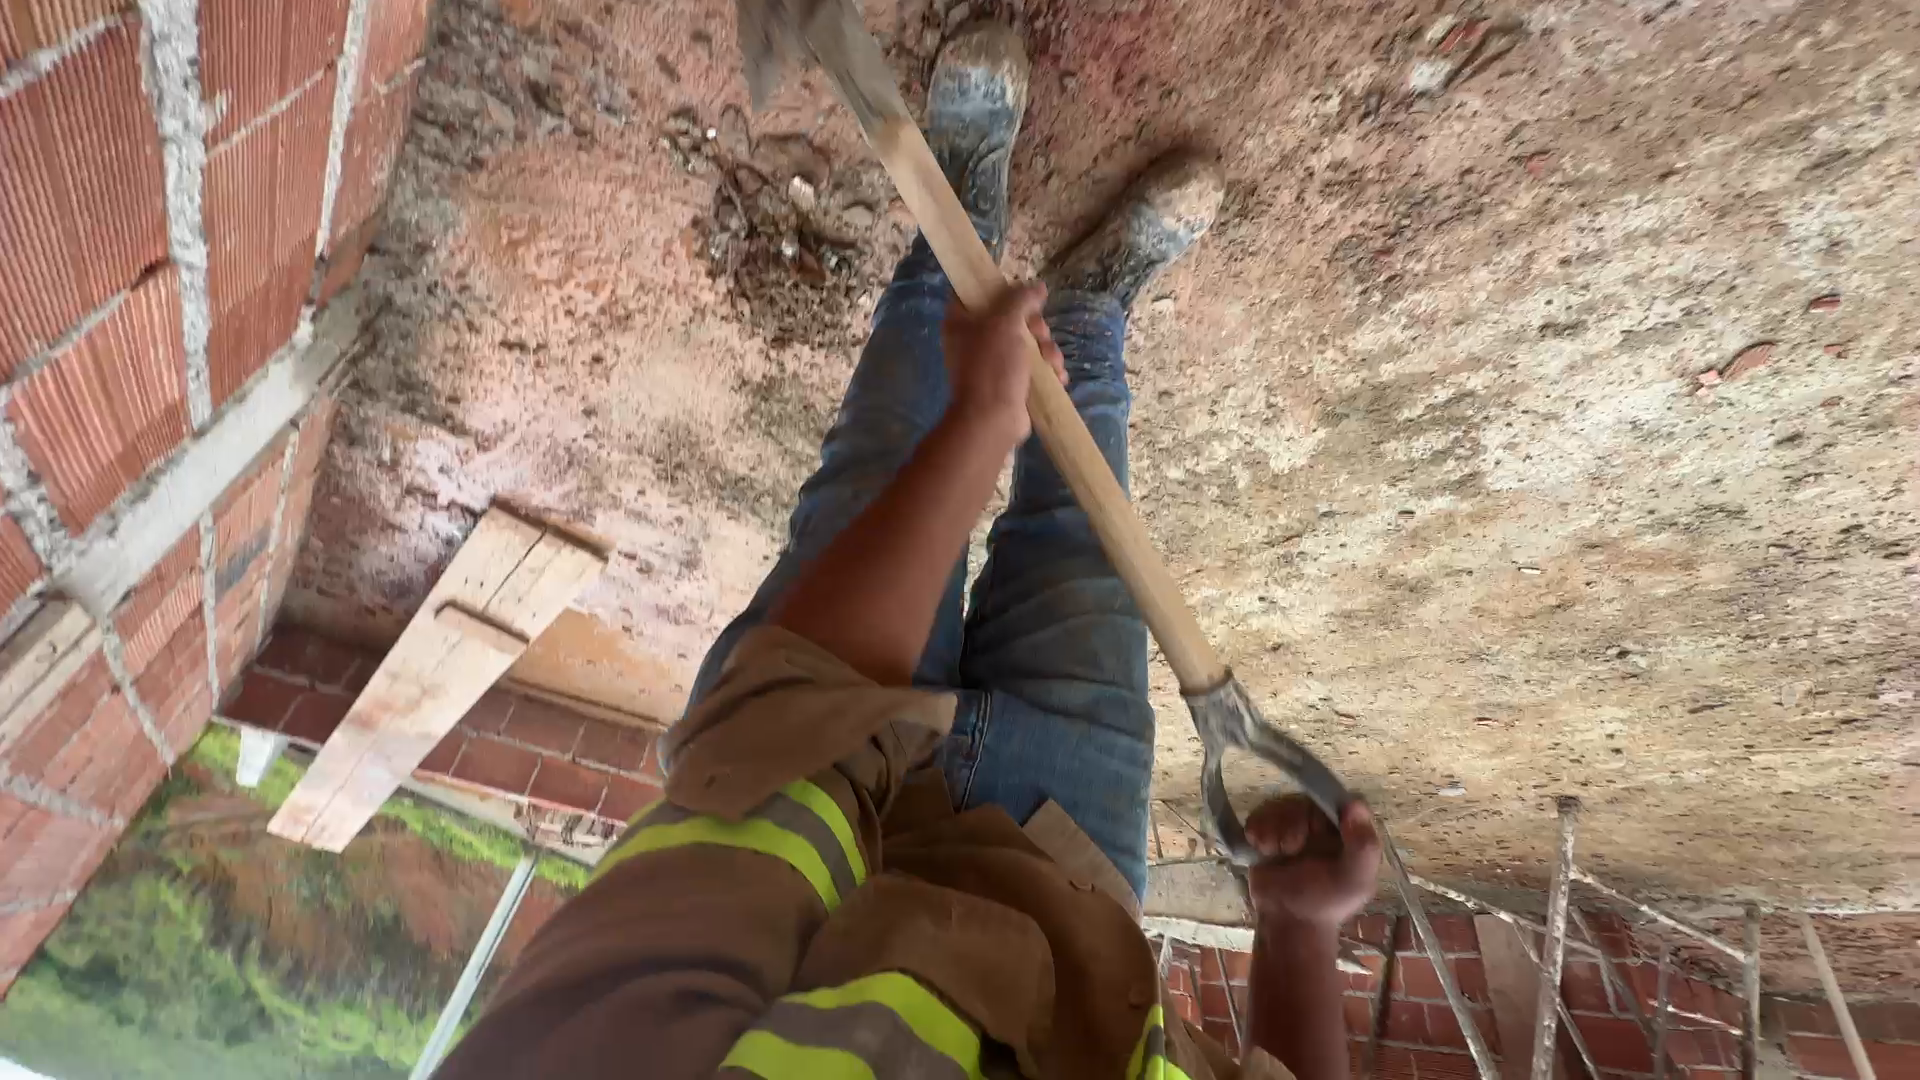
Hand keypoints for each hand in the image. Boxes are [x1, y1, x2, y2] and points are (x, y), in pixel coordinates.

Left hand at [941, 282, 1067, 440]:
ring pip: (1028, 341)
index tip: (1021, 292)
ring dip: (1046, 350)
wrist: (993, 420)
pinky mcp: (1011, 381)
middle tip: (1039, 336)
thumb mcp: (1005, 323)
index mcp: (961, 321)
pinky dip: (1047, 369)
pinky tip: (1057, 377)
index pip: (975, 292)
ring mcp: (994, 362)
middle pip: (1012, 316)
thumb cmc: (992, 367)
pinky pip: (1034, 365)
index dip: (1000, 287)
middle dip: (1035, 326)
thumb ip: (1021, 299)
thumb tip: (1038, 287)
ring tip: (1051, 364)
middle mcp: (975, 339)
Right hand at [1246, 796, 1380, 930]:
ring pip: (1277, 805)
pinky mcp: (1266, 832)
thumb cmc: (1324, 903)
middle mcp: (1319, 825)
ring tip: (1272, 852)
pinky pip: (1258, 813)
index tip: (1314, 831)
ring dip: (1271, 828)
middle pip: (1301, 801)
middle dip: (1290, 823)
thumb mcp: (1354, 880)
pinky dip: (1255, 828)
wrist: (1286, 921)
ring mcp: (1291, 827)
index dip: (1320, 811)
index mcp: (1346, 832)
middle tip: (1289, 849)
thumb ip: (1363, 846)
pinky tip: (1260, 848)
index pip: (1334, 800)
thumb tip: (1354, 803)